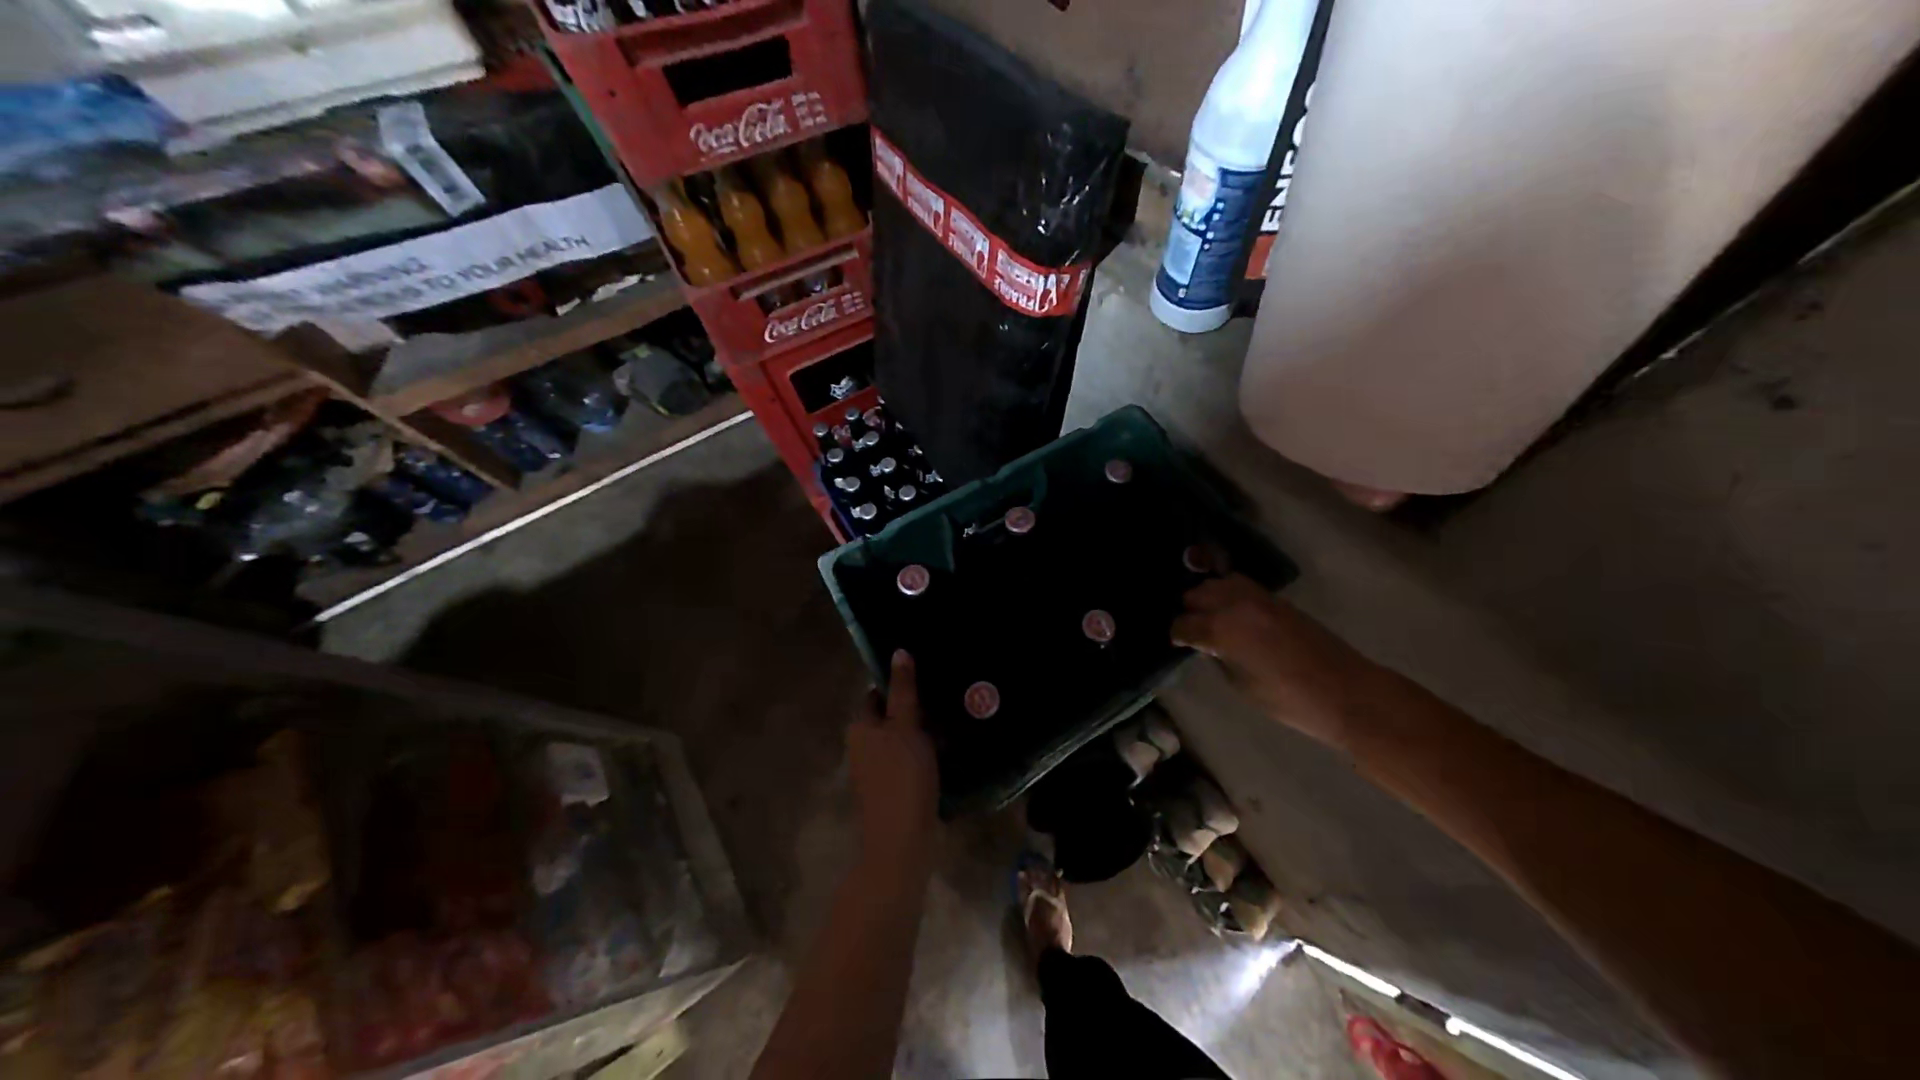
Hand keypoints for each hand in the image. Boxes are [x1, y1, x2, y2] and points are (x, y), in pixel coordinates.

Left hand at [848, 650, 940, 860]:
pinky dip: (923, 752)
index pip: (877, 693)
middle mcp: (862, 746)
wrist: (901, 841)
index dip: (898, 682)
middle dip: (913, 707)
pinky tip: (947, 748)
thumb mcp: (906, 726)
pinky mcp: (892, 788)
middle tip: (945, 695)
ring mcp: (876, 769)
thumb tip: (899, 651)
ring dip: (921, 730)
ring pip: (900, 738)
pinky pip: (908, 759)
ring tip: (952, 718)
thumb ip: (904, 690)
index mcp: (859, 727)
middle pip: (889, 716)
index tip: (927, 674)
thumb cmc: (902, 776)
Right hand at [1170, 575, 1377, 749]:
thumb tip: (1206, 645)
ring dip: (1210, 597)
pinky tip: (1232, 612)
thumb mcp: (1241, 684)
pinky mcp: (1277, 599)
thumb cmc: (1288, 700)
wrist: (1346, 692)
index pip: (1183, 624)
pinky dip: (1230, 594)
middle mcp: (1235, 604)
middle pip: (1197, 594)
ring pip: (1219, 583)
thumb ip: (1218, 656)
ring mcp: (1259, 597)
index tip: (1177, 644)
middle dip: (1190, 611)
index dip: (1177, 635)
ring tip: (1210, 616)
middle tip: (1192, 630)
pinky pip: (1242, 586)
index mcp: (1221, 629)